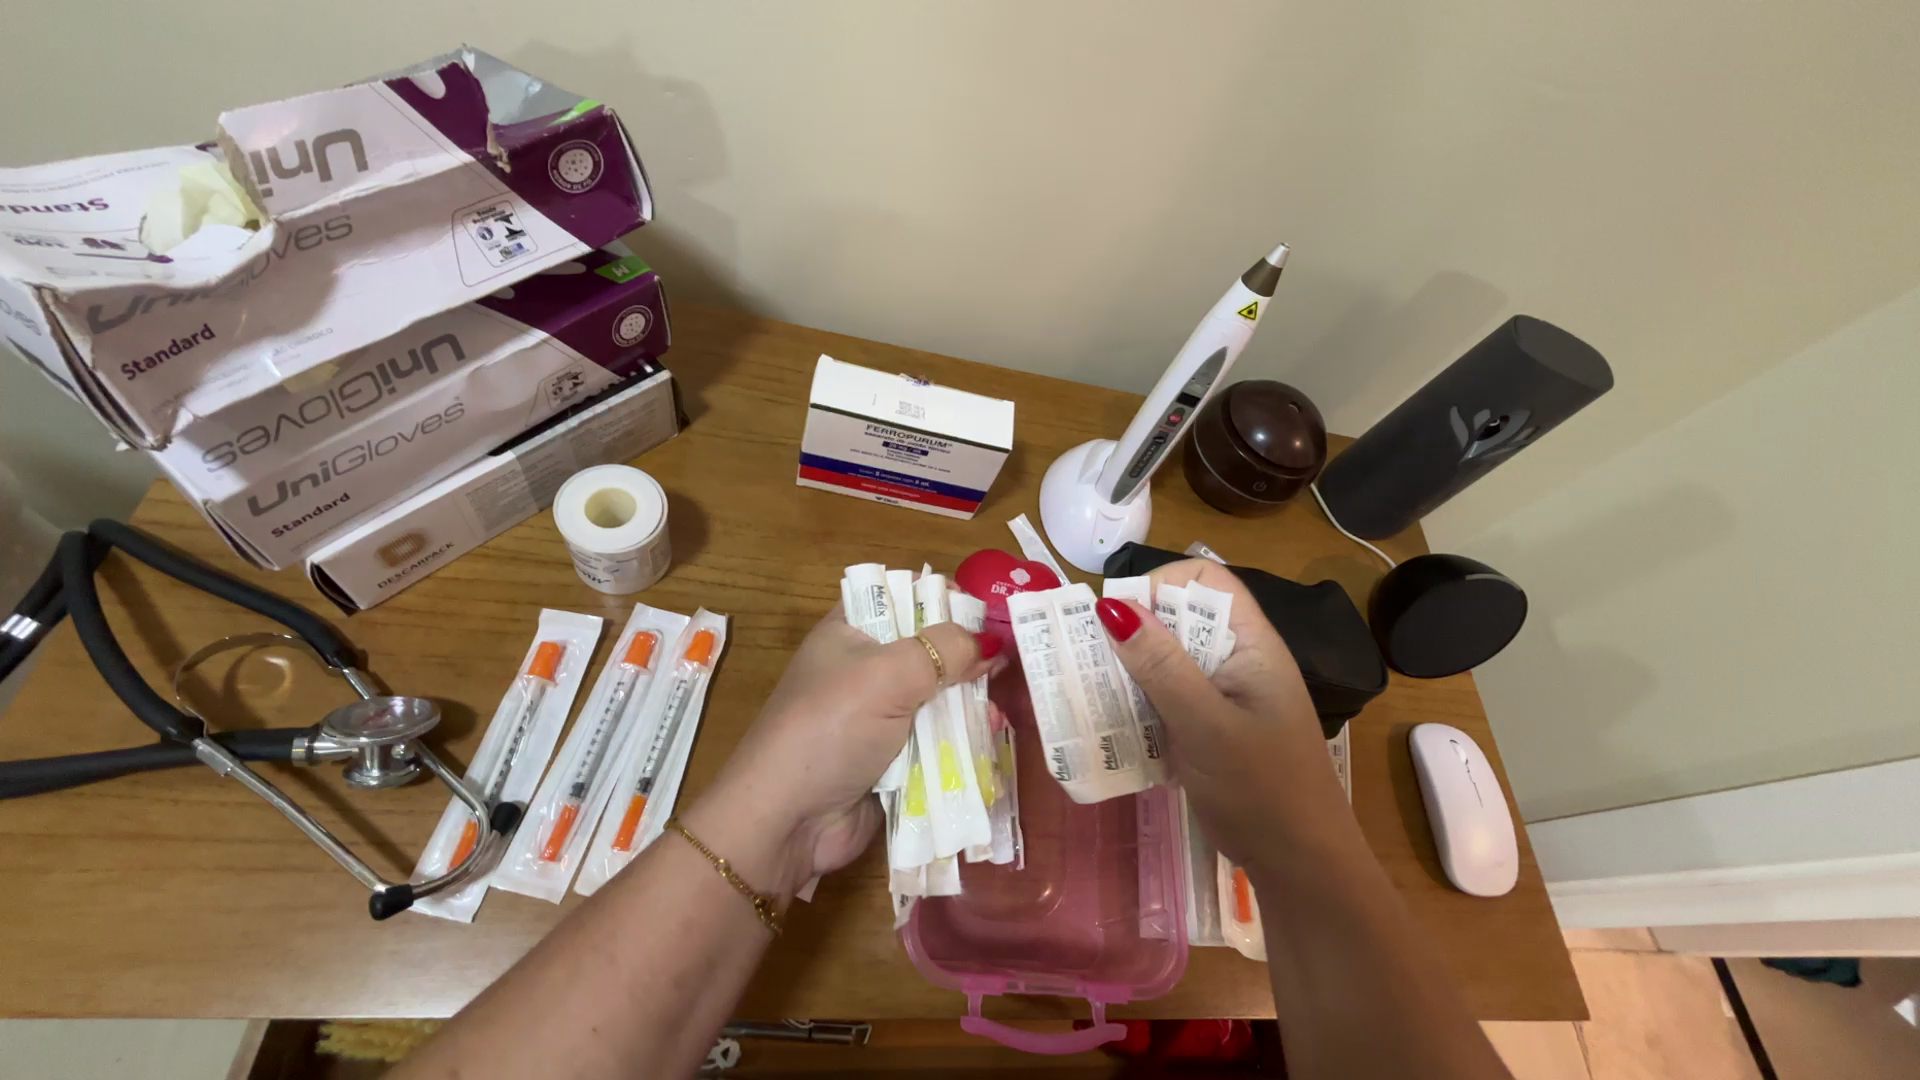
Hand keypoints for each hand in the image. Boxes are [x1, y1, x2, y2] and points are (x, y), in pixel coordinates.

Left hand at [683, 609, 1001, 897]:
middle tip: (1009, 664)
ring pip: (940, 695)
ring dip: (971, 702)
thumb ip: (943, 650)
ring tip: (1001, 711)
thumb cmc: (830, 729)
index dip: (944, 597)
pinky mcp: (895, 756)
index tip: (988, 613)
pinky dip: (964, 738)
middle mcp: (867, 666)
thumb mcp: (886, 675)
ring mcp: (881, 714)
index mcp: (852, 630)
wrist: (787, 821)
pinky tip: (991, 738)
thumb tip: (992, 642)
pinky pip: (939, 737)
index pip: (903, 594)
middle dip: (969, 656)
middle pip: (930, 647)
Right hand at [1094, 559, 1346, 867]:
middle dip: (1134, 630)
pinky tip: (1114, 722)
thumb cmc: (1262, 790)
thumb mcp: (1206, 725)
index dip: (1161, 585)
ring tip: (1093, 690)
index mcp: (1251, 644)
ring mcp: (1221, 694)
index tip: (1120, 620)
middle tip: (1092, 658)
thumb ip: (1161, 667)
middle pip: (1179, 616)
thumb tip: (1111, 606)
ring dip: (1130, 669)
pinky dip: (1138, 701)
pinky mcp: (1207, 725)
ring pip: (1166, 658)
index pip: (1205, 580)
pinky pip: (1165, 695)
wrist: (1299, 866)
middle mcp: (1236, 659)